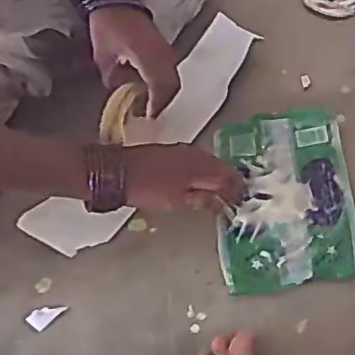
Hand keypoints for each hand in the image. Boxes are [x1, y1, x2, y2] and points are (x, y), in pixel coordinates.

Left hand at [89, 6, 179, 116]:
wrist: (114, 1)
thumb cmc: (107, 27)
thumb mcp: (103, 56)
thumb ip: (114, 77)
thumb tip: (122, 90)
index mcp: (148, 59)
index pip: (159, 88)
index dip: (156, 104)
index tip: (149, 117)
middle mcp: (164, 57)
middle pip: (172, 87)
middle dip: (164, 102)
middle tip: (153, 112)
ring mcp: (167, 52)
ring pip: (174, 80)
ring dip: (166, 92)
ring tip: (153, 101)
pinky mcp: (166, 49)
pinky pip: (170, 71)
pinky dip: (165, 82)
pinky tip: (154, 86)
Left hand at [121, 143, 245, 211]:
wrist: (113, 171)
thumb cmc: (147, 189)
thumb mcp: (177, 202)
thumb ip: (203, 201)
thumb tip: (221, 205)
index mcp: (202, 168)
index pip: (230, 178)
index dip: (238, 190)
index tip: (241, 201)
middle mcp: (197, 155)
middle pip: (223, 167)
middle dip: (231, 181)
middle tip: (234, 196)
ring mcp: (184, 150)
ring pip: (211, 162)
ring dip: (218, 175)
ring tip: (220, 189)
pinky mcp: (172, 150)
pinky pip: (199, 158)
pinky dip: (206, 169)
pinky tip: (202, 179)